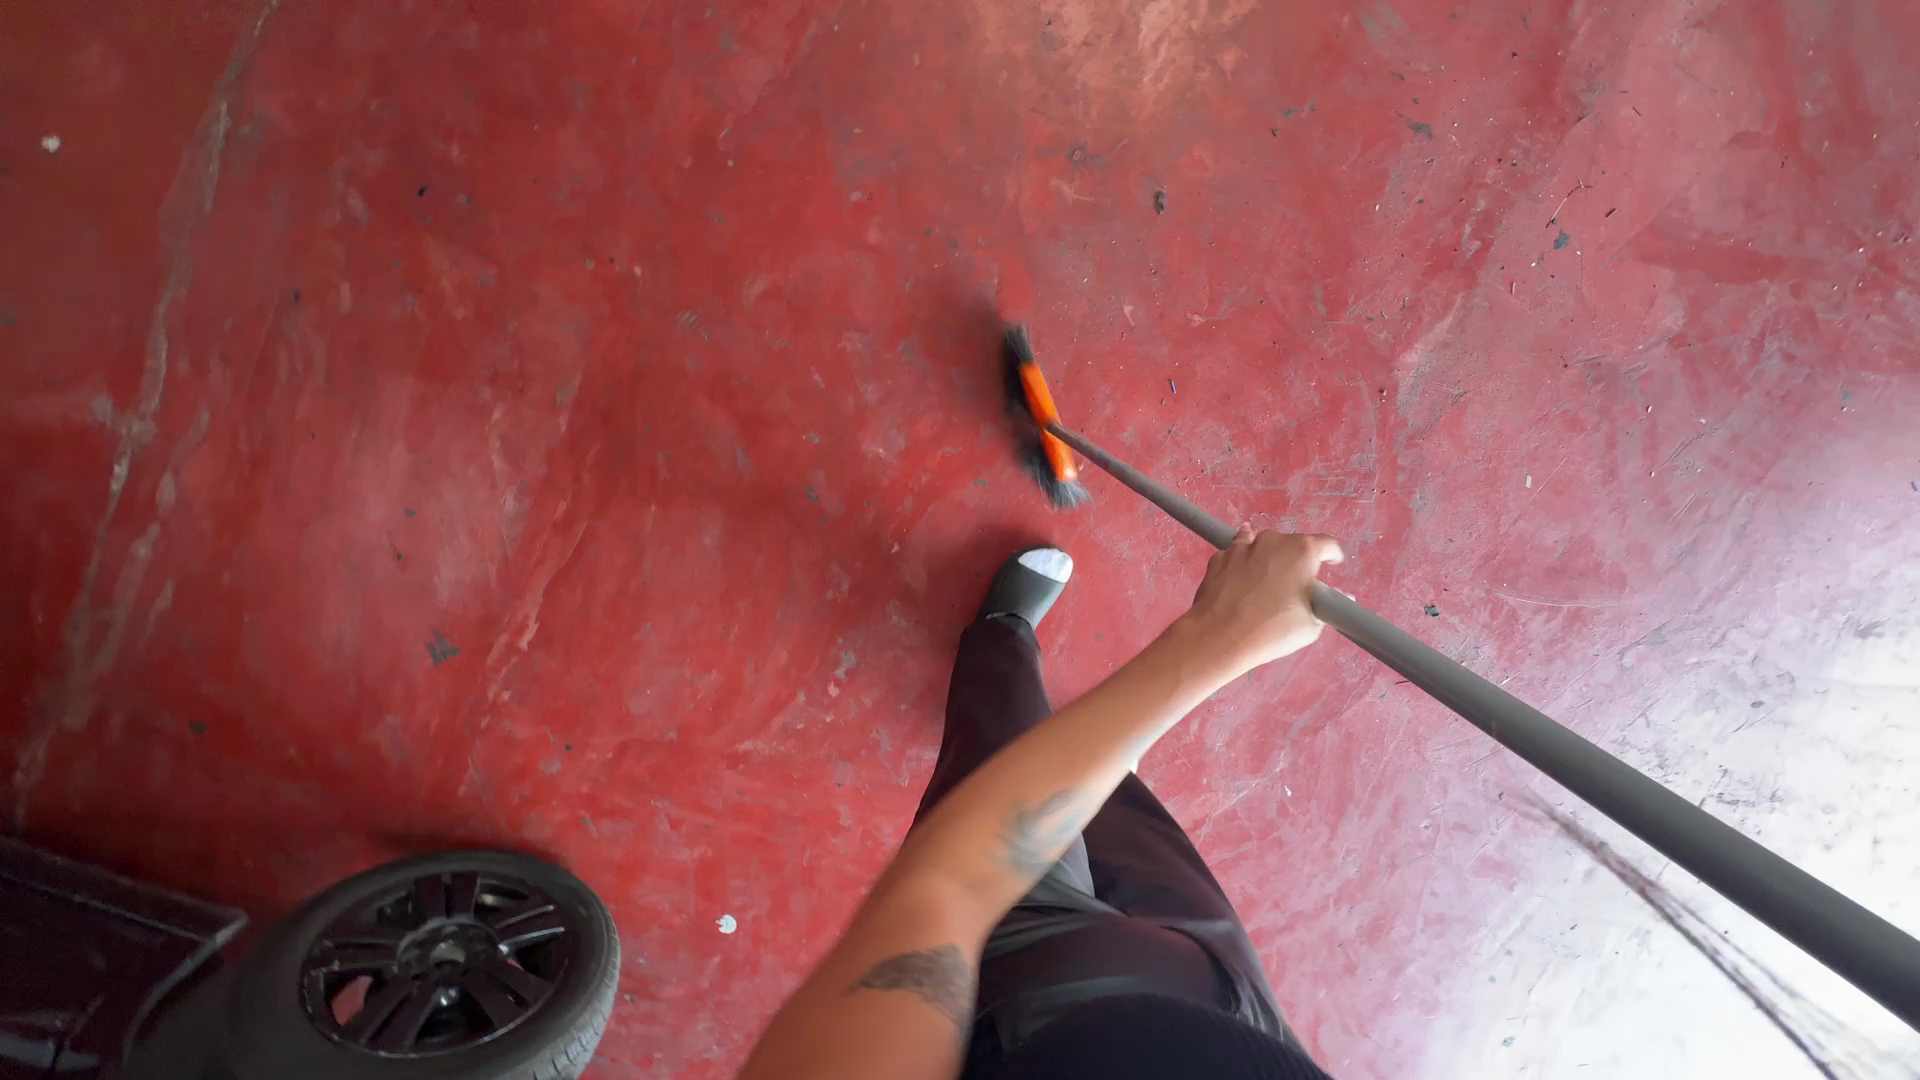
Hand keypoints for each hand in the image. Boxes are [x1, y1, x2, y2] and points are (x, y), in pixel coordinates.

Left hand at [1181, 526, 1343, 675]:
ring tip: (1266, 577)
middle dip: (1296, 559)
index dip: (1332, 556)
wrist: (1219, 636)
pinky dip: (1241, 564)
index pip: (1327, 544)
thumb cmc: (1272, 629)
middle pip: (1291, 544)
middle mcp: (1271, 541)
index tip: (1332, 565)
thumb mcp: (1312, 622)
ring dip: (1266, 557)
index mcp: (1301, 550)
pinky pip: (1235, 555)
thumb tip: (1342, 597)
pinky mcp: (1218, 558)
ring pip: (1260, 545)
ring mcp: (1240, 547)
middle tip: (1294, 583)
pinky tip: (1241, 579)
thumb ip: (1328, 604)